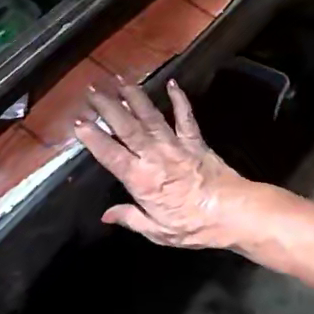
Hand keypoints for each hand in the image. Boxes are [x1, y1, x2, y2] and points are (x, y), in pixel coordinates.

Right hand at [72, 78, 255, 248]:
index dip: (93, 138)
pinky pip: (185, 117)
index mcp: (142, 180)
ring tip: (119, 81)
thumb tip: (106, 215)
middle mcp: (155, 156)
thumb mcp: (158, 231)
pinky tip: (172, 84)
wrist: (234, 213)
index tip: (79, 122)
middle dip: (107, 107)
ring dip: (134, 97)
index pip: (111, 154)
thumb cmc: (195, 226)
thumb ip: (130, 218)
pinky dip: (179, 99)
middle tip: (92, 91)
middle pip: (126, 127)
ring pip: (150, 116)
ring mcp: (175, 145)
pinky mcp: (195, 141)